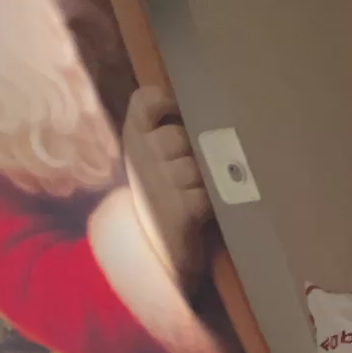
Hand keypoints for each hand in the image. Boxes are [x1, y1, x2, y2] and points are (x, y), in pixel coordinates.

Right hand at [121, 85, 212, 281]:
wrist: (158, 251)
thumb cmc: (166, 200)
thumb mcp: (159, 163)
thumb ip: (171, 136)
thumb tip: (208, 115)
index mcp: (134, 139)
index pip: (147, 102)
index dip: (167, 101)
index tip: (183, 110)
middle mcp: (141, 157)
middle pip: (182, 136)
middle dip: (199, 153)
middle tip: (201, 175)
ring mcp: (158, 183)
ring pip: (198, 166)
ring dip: (211, 181)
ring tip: (206, 195)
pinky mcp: (180, 210)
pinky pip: (208, 193)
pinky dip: (216, 202)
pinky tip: (212, 210)